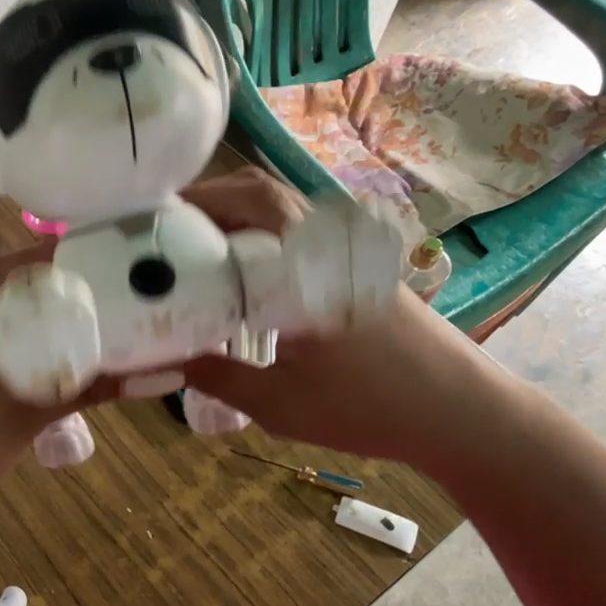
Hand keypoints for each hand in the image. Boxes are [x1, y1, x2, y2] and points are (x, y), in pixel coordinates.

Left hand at [0, 245, 111, 517]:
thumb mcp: (21, 413)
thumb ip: (83, 387)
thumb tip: (152, 375)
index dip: (46, 264)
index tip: (96, 254)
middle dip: (46, 287)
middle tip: (100, 278)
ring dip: (35, 312)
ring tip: (88, 301)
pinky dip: (20, 337)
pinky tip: (58, 338)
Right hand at [179, 170, 523, 466]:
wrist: (463, 414)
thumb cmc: (369, 409)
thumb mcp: (279, 403)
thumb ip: (214, 375)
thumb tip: (156, 359)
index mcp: (305, 263)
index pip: (240, 204)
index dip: (188, 204)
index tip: (143, 224)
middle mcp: (327, 241)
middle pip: (258, 190)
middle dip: (203, 202)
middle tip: (159, 233)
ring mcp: (347, 249)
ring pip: (281, 207)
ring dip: (233, 214)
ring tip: (189, 249)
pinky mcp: (358, 265)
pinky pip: (298, 229)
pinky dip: (259, 233)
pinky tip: (241, 273)